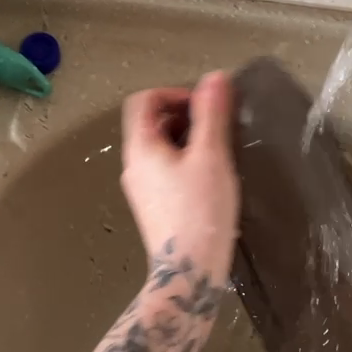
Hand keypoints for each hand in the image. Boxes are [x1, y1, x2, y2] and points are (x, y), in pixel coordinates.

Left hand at [119, 71, 239, 281]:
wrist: (188, 274)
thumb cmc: (199, 211)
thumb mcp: (210, 156)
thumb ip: (211, 115)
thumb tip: (215, 77)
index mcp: (140, 147)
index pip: (143, 100)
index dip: (173, 93)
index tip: (204, 107)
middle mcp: (134, 165)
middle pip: (152, 122)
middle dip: (184, 115)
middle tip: (216, 127)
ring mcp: (142, 188)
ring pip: (161, 147)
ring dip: (188, 139)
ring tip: (218, 152)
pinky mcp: (154, 207)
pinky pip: (166, 170)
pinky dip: (186, 161)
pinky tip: (211, 178)